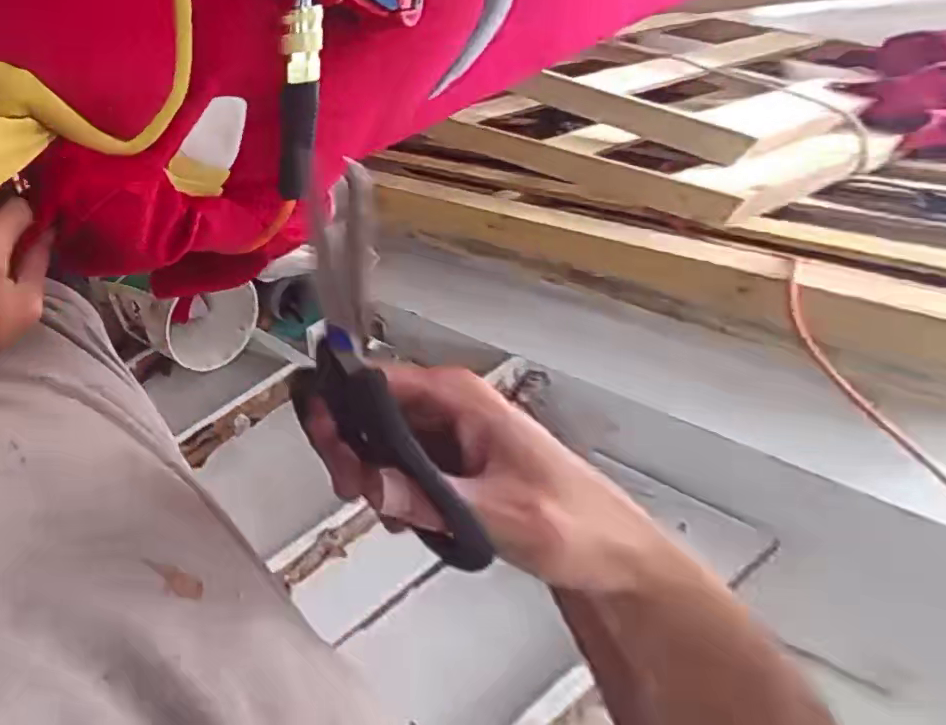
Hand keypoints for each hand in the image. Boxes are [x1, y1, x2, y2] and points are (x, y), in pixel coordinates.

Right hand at [296, 365, 678, 591]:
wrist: (622, 564)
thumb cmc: (581, 527)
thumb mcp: (500, 515)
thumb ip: (430, 499)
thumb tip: (369, 484)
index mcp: (458, 396)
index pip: (376, 380)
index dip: (341, 404)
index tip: (324, 438)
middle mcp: (446, 404)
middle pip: (369, 408)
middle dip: (349, 445)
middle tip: (347, 484)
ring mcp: (444, 430)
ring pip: (378, 436)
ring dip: (365, 469)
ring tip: (375, 506)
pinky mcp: (445, 458)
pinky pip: (395, 460)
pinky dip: (385, 484)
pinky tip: (396, 513)